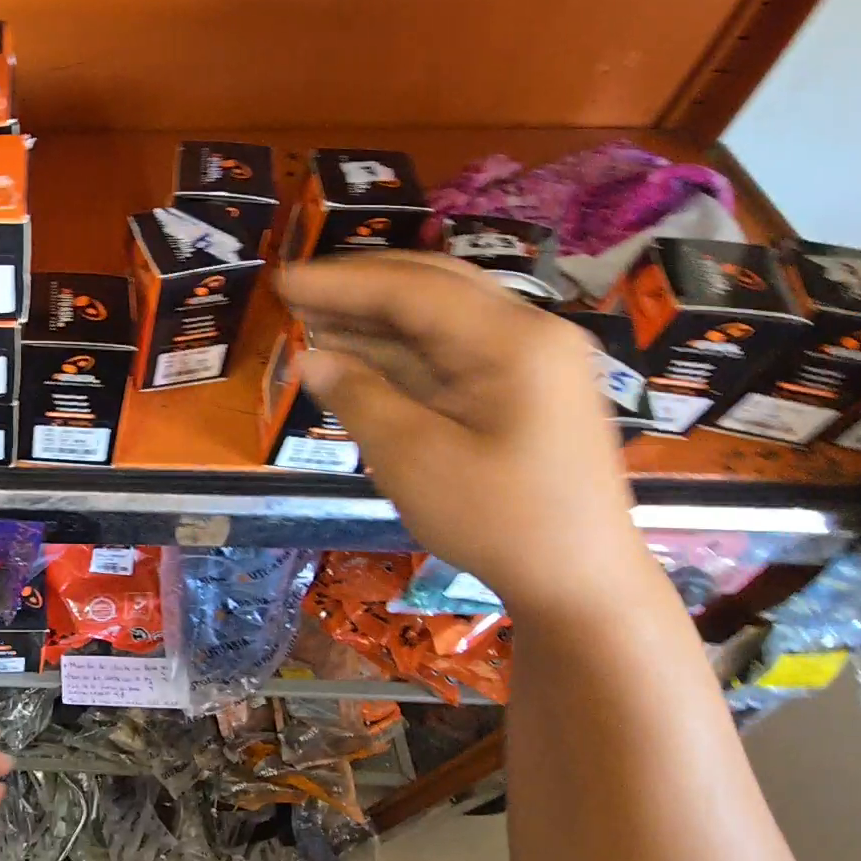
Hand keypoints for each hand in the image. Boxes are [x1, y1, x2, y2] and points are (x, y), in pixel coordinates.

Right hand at [280, 252, 654, 610]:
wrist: (576, 579)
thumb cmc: (496, 519)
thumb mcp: (413, 459)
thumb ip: (359, 397)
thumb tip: (310, 357)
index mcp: (512, 341)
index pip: (413, 290)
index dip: (342, 282)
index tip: (283, 280)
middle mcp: (527, 335)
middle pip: (431, 290)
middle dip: (359, 288)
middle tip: (294, 292)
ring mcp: (527, 363)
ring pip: (438, 321)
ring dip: (373, 319)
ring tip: (310, 318)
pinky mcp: (517, 392)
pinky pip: (447, 355)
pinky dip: (396, 352)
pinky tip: (353, 355)